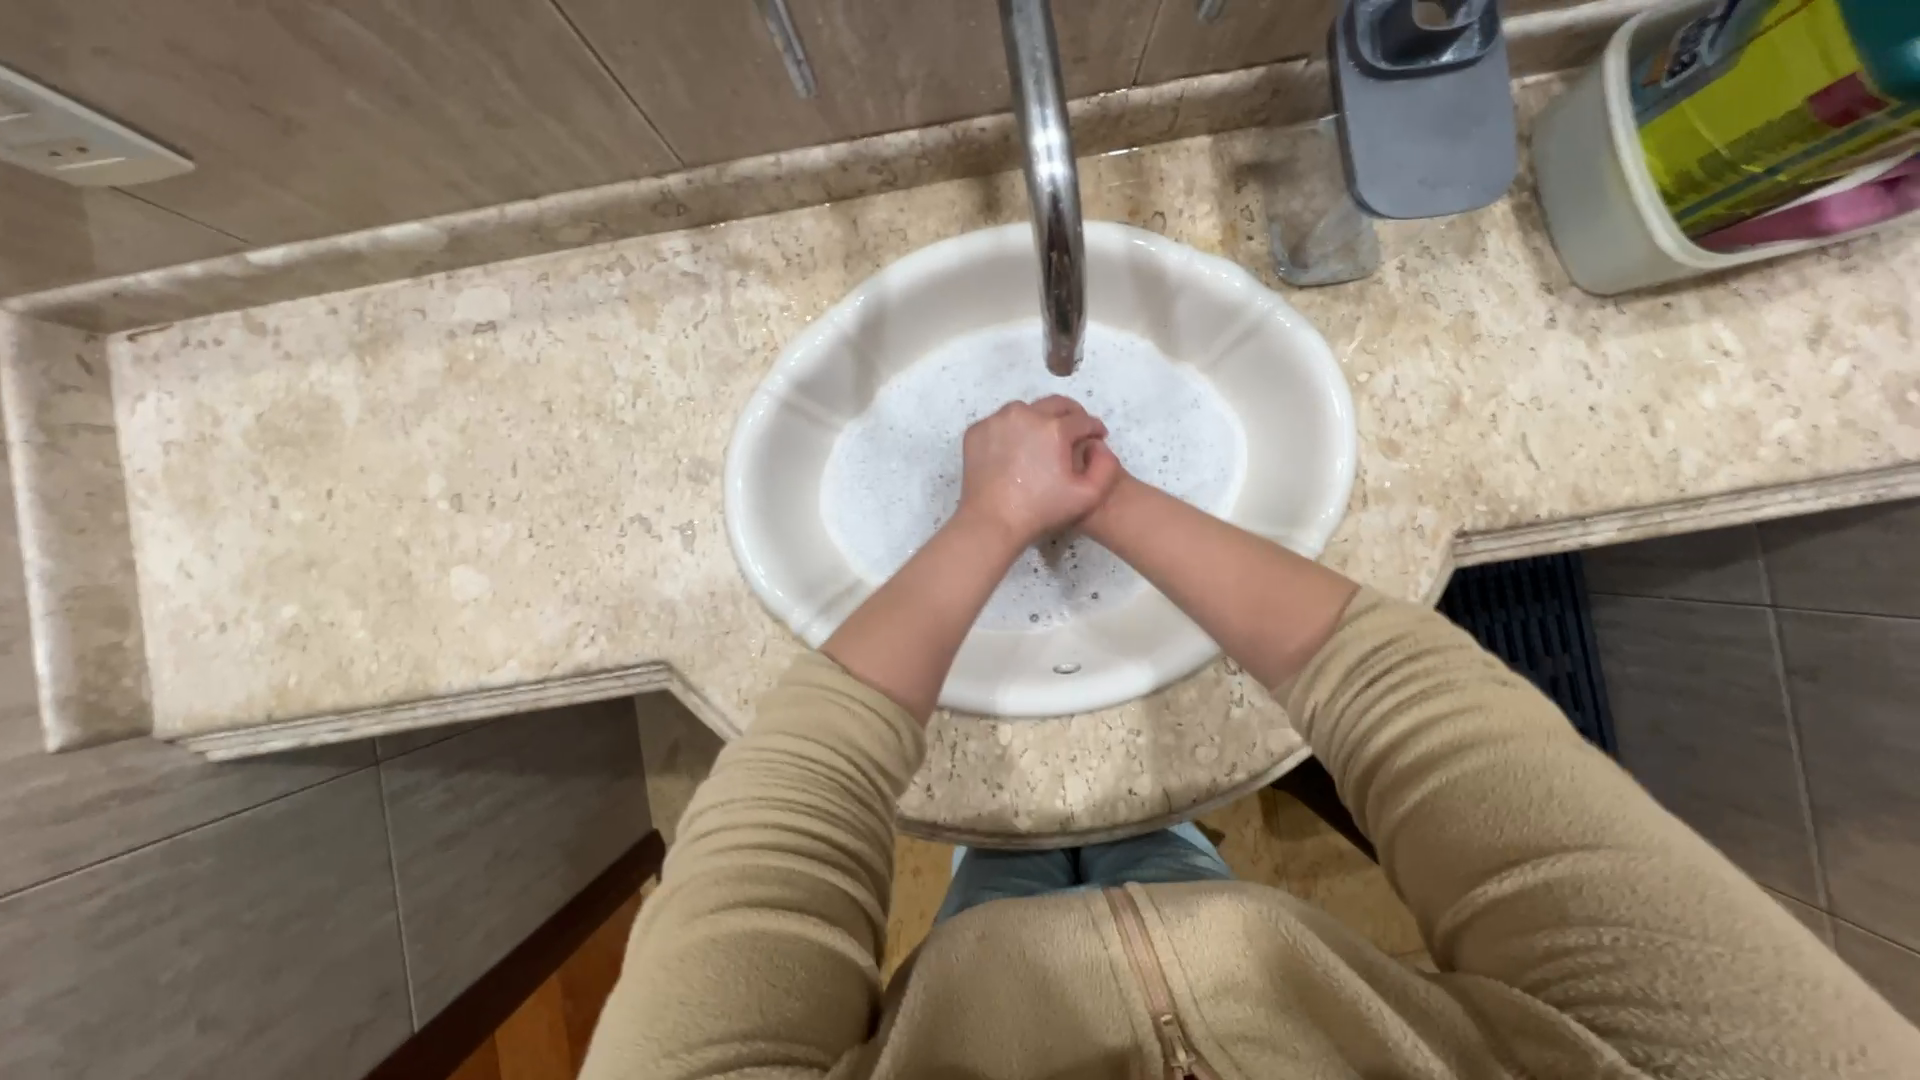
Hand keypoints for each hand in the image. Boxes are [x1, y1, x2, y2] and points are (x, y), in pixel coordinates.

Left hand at [955, 395, 1121, 549]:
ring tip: (1043, 439)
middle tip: (1076, 430)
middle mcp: (1025, 414)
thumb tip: (1100, 444)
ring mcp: (997, 420)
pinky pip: (1001, 422)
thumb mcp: (1087, 496)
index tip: (1097, 437)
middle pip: (1055, 404)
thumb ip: (1107, 467)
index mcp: (1053, 428)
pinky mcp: (977, 430)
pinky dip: (1012, 430)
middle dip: (1071, 415)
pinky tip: (1016, 449)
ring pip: (1026, 409)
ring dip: (1040, 419)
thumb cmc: (1041, 510)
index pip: (1083, 419)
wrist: (992, 521)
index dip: (1094, 428)